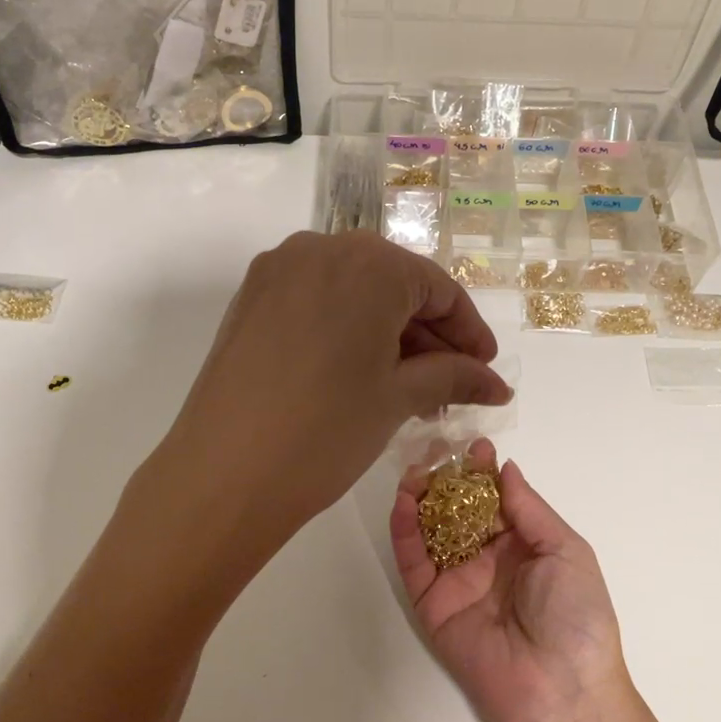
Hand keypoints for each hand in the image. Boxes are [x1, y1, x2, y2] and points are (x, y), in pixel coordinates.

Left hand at [162, 231, 511, 545]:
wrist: (223, 473)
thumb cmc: (326, 431)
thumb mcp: (398, 399)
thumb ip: (453, 377)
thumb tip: (497, 384)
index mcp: (368, 262)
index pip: (437, 288)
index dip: (469, 332)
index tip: (485, 371)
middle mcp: (320, 248)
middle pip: (393, 284)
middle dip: (428, 335)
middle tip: (450, 387)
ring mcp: (277, 271)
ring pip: (351, 293)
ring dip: (386, 334)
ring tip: (409, 391)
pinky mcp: (249, 299)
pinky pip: (315, 302)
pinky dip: (345, 330)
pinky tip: (359, 375)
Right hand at [391, 441, 629, 721]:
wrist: (561, 690)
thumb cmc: (577, 617)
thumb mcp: (567, 551)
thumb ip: (530, 509)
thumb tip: (505, 469)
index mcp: (523, 546)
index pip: (495, 500)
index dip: (483, 473)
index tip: (475, 446)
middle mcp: (486, 559)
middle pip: (457, 510)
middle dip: (446, 479)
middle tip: (433, 450)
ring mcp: (456, 581)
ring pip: (429, 531)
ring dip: (419, 498)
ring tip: (414, 469)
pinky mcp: (431, 604)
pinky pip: (413, 562)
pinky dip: (404, 531)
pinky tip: (403, 502)